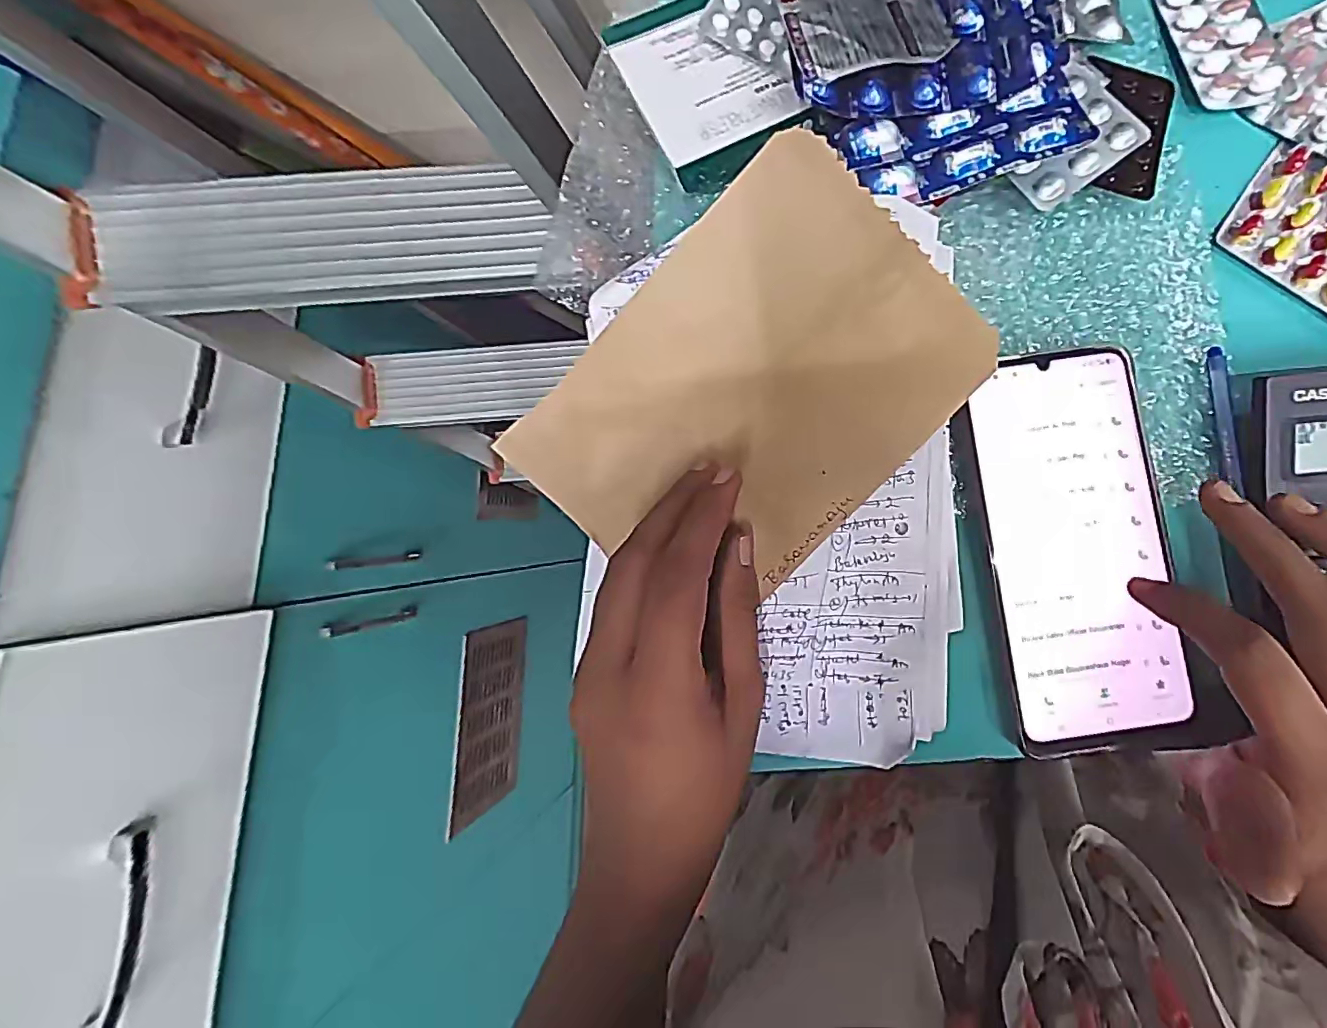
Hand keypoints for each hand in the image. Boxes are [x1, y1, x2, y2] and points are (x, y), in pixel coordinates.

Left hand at [571, 463, 764, 912]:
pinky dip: (641, 562)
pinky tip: (666, 546)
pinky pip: (612, 601)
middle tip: (708, 469)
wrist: (640, 856)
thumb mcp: (744, 703)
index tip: (727, 479)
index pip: (677, 577)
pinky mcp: (583, 673)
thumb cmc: (709, 786)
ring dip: (652, 530)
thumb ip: (736, 622)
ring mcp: (586, 668)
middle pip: (635, 565)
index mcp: (658, 678)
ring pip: (615, 578)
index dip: (702, 521)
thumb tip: (737, 550)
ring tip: (689, 493)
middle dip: (672, 509)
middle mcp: (608, 663)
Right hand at [1128, 480, 1326, 906]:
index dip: (1197, 612)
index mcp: (1318, 764)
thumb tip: (1184, 718)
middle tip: (1222, 503)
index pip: (1257, 662)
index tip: (1148, 585)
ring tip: (1291, 507)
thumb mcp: (1219, 822)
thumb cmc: (1265, 842)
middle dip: (1268, 548)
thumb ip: (1207, 774)